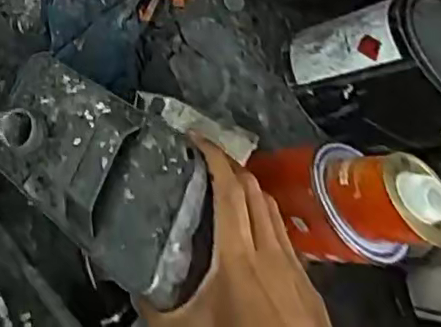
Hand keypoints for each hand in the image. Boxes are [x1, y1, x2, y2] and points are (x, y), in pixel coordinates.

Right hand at [138, 134, 332, 326]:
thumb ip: (153, 302)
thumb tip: (128, 279)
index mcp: (238, 257)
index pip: (230, 190)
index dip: (213, 156)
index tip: (194, 138)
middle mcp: (271, 255)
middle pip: (254, 191)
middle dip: (229, 164)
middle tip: (202, 155)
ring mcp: (297, 272)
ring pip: (274, 212)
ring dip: (250, 190)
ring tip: (224, 185)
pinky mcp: (312, 291)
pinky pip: (287, 240)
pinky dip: (266, 221)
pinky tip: (251, 234)